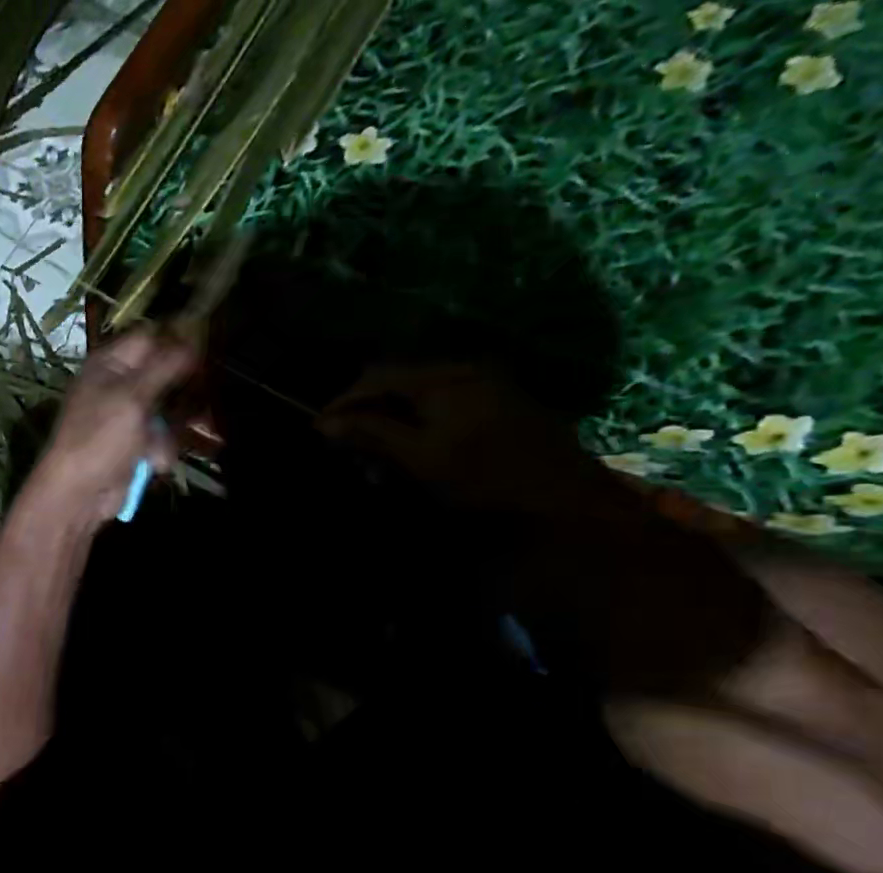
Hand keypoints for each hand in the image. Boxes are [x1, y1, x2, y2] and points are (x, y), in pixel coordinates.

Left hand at [19, 332, 193, 526]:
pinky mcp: (135, 444)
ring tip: (159, 446)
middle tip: (201, 399)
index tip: (206, 351)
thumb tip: (192, 340)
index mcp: (109, 364)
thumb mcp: (132, 398)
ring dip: (168, 431)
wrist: (79, 493)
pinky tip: (152, 463)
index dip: (176, 342)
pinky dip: (159, 451)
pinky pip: (161, 438)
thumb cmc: (99, 438)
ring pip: (168, 411)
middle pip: (163, 375)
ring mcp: (127, 415)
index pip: (149, 338)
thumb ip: (164, 367)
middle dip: (179, 393)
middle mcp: (118, 385)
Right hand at [313, 362, 602, 514]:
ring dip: (386, 422)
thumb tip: (324, 424)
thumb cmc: (487, 476)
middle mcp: (460, 370)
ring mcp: (478, 383)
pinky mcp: (489, 399)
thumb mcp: (420, 457)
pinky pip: (435, 403)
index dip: (342, 402)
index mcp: (442, 378)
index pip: (375, 378)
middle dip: (363, 413)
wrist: (565, 492)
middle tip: (344, 447)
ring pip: (412, 394)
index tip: (316, 428)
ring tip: (373, 460)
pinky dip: (412, 424)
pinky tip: (406, 452)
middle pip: (393, 382)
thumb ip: (372, 434)